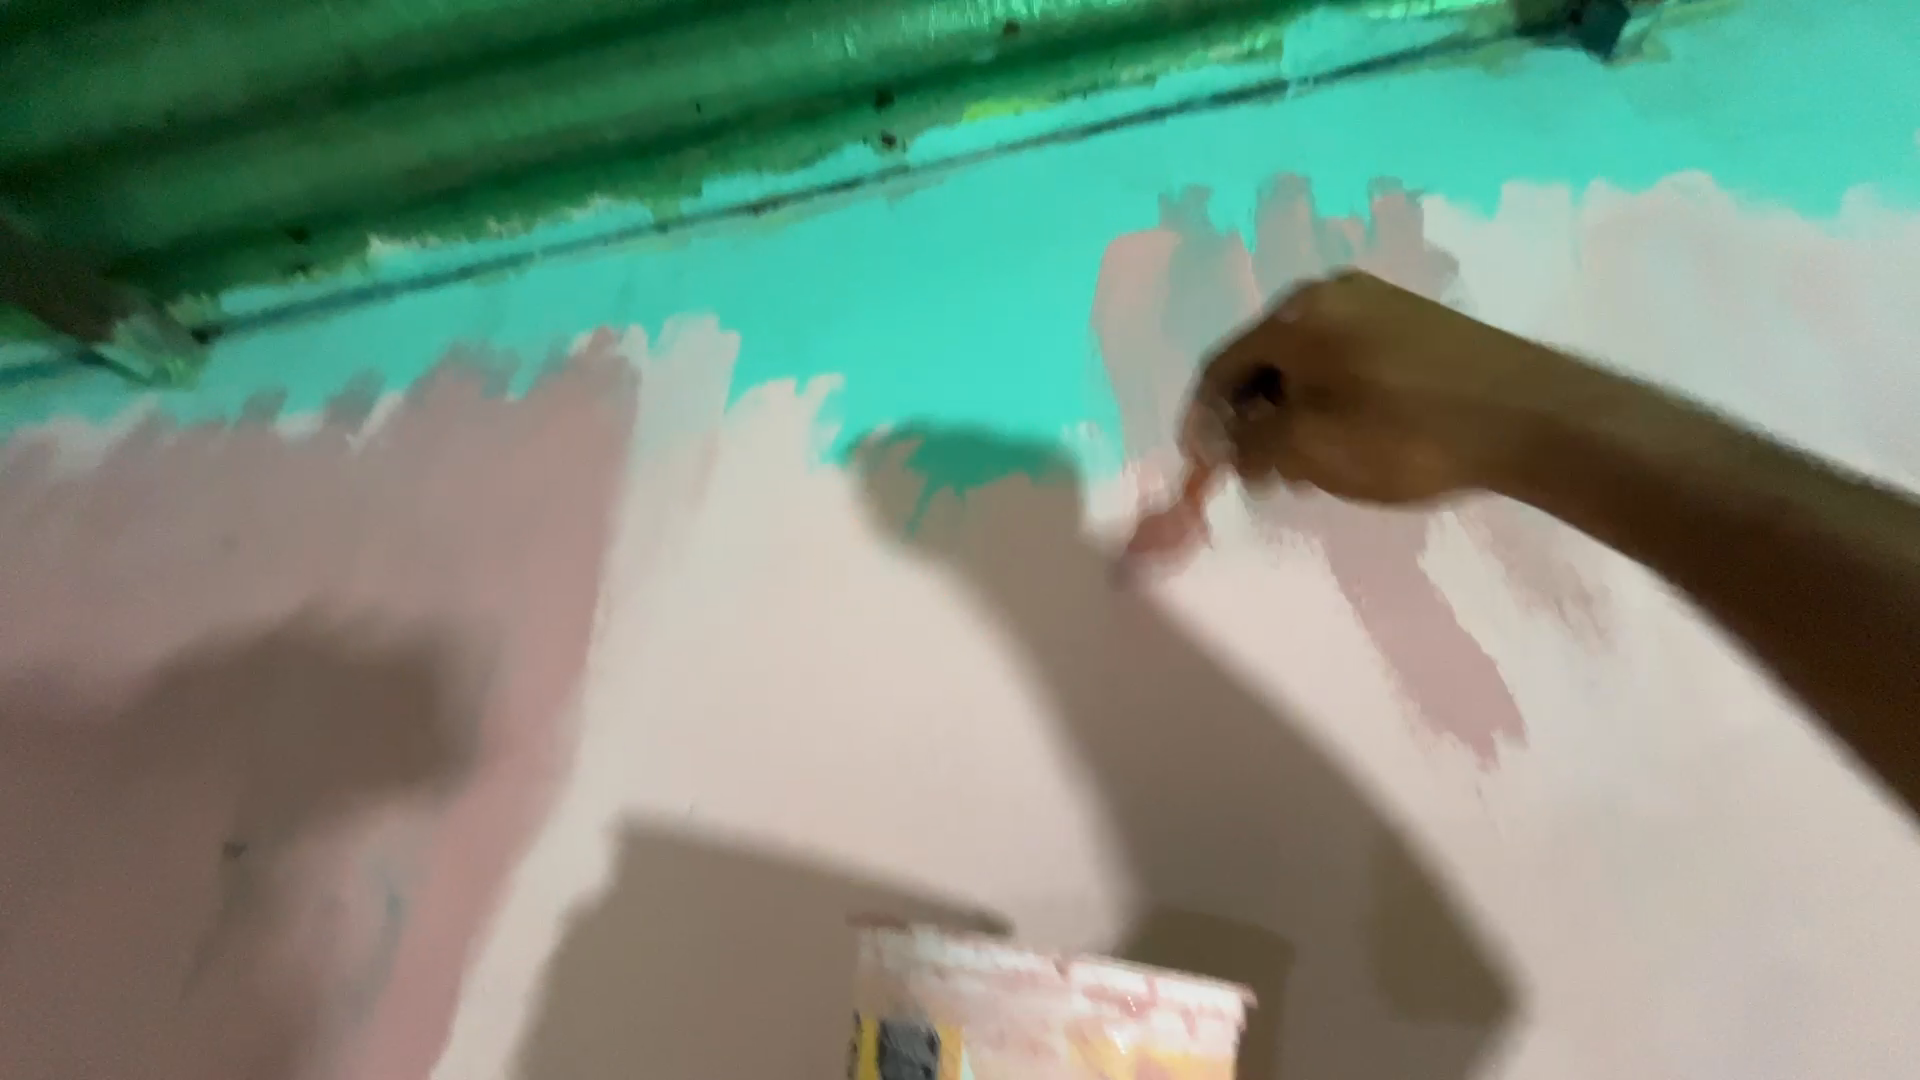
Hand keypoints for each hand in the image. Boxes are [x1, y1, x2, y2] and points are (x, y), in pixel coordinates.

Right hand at [1189, 269, 1583, 504]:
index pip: (1219, 370)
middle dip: (1245, 425)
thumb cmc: (1402, 433)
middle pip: (1259, 367)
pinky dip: (1322, 406)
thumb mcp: (1304, 446)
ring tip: (1297, 470)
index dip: (1200, 423)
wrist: (1536, 420)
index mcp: (1294, 316)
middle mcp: (1328, 296)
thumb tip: (1218, 444)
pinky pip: (1339, 366)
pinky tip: (1337, 444)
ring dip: (1284, 421)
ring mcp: (1375, 306)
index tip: (1201, 468)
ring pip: (1300, 369)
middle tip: (1252, 475)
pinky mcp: (1411, 326)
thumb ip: (1244, 444)